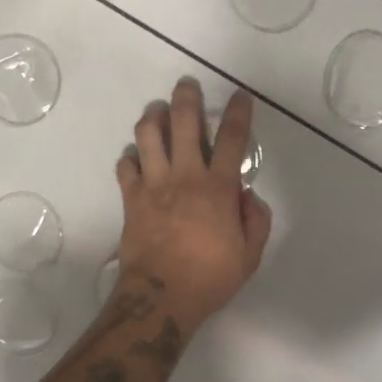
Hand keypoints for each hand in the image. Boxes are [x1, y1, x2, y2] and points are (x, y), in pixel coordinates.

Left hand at [114, 78, 272, 328]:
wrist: (162, 296)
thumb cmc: (210, 278)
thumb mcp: (249, 255)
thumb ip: (255, 221)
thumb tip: (247, 195)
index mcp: (218, 188)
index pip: (232, 139)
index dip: (238, 113)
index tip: (240, 96)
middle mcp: (185, 177)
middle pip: (183, 123)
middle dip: (187, 98)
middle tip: (187, 85)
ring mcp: (153, 185)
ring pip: (148, 135)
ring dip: (153, 117)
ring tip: (157, 111)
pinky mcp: (131, 199)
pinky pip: (125, 166)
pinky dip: (130, 157)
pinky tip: (135, 157)